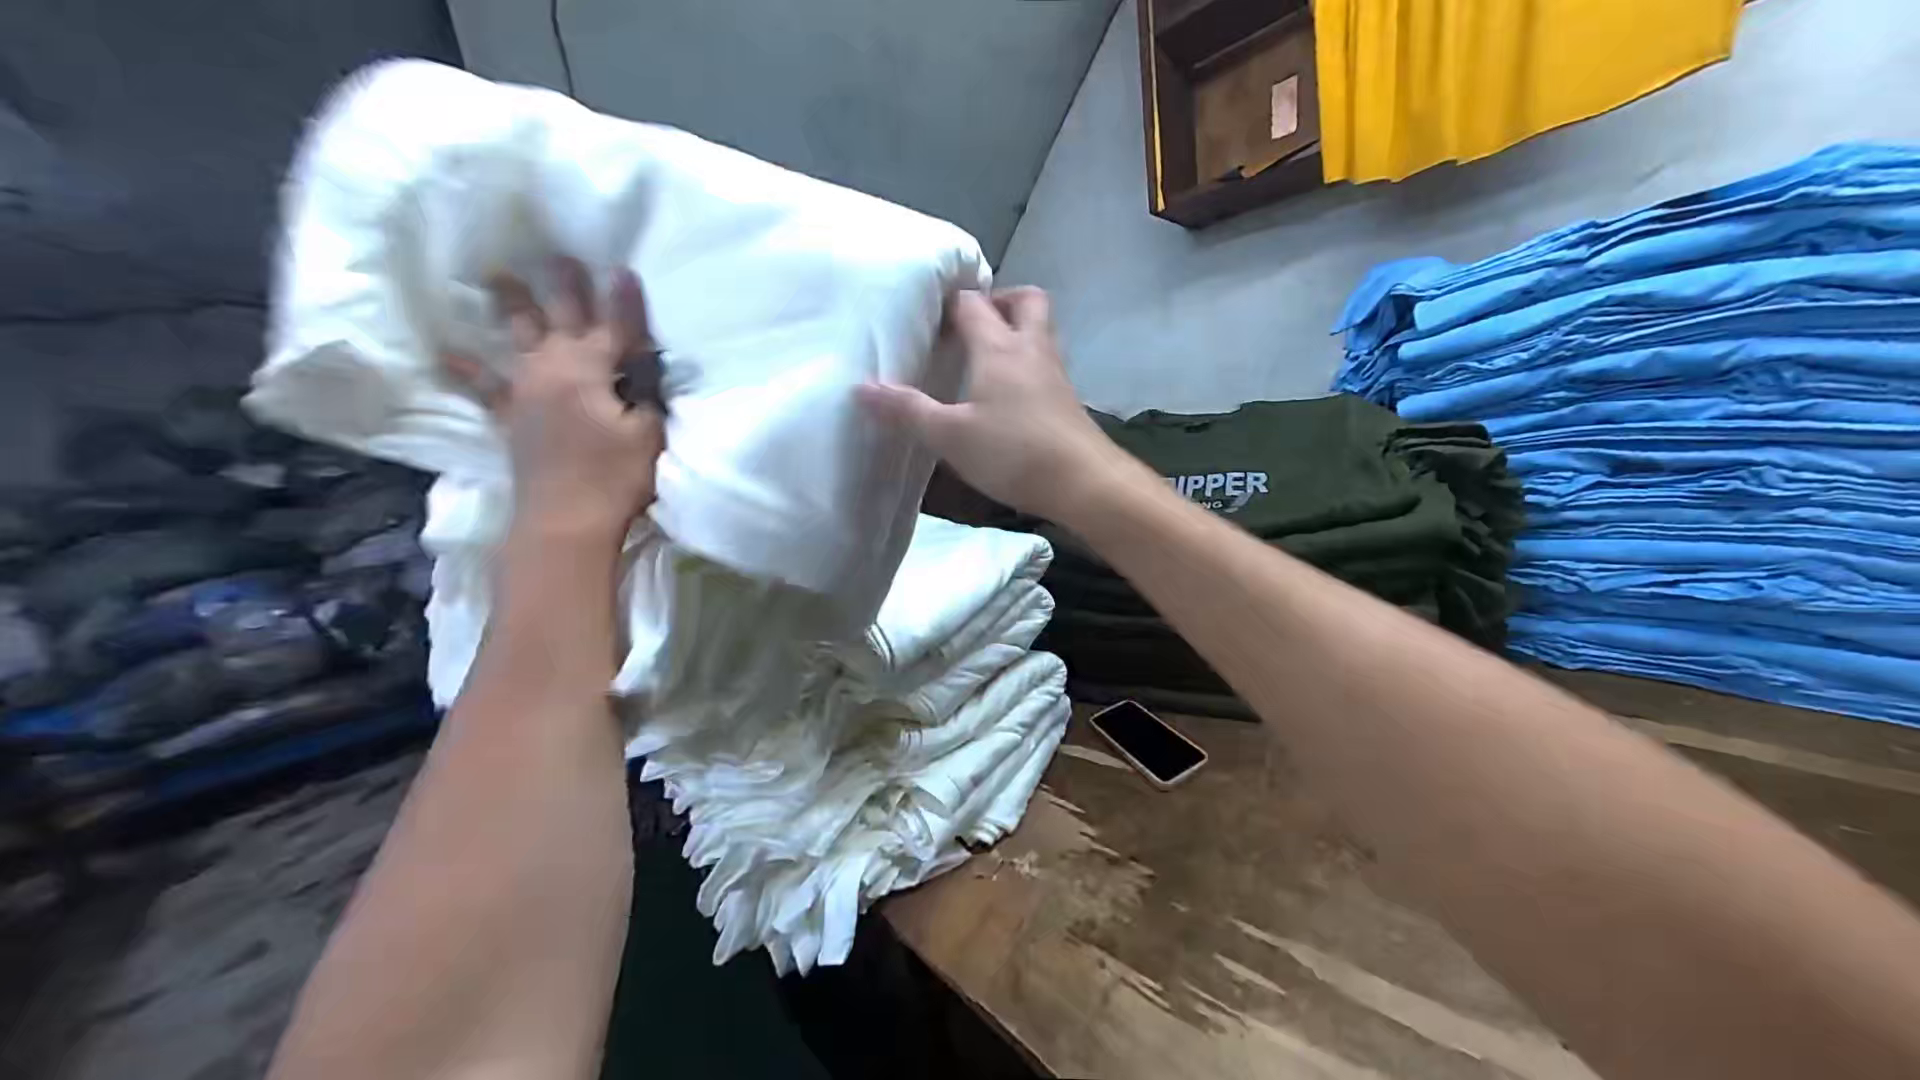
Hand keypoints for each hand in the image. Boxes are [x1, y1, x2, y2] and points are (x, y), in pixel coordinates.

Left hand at [446, 257, 665, 545]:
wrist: (565, 521)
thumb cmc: (616, 478)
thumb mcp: (648, 435)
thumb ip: (648, 397)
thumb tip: (646, 370)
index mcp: (592, 372)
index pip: (616, 328)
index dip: (624, 302)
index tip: (623, 270)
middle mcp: (554, 370)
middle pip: (562, 319)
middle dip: (565, 287)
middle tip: (558, 254)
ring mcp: (527, 392)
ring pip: (518, 338)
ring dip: (510, 306)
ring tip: (495, 276)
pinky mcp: (512, 418)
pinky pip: (485, 387)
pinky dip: (467, 370)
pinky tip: (447, 354)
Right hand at [858, 287, 1129, 522]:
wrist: (1084, 482)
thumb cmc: (1013, 451)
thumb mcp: (950, 435)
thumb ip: (907, 411)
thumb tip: (862, 388)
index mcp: (999, 347)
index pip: (973, 304)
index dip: (950, 302)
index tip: (928, 314)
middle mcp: (1032, 349)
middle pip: (1025, 301)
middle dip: (999, 301)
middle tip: (971, 325)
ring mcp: (1056, 374)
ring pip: (1039, 332)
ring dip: (1015, 332)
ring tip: (984, 359)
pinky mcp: (1067, 400)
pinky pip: (1045, 364)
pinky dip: (1026, 365)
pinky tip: (1008, 396)